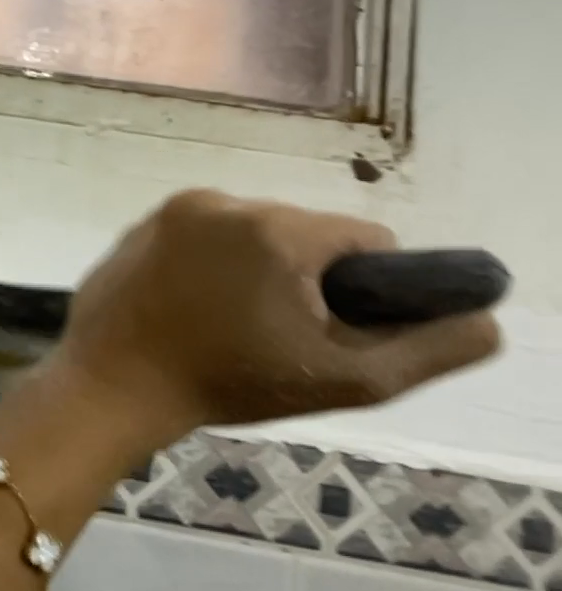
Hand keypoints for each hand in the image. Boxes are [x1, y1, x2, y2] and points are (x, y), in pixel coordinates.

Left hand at [51, 189, 501, 439]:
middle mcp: (216, 203)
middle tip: (271, 332)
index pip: (364, 240)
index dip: (364, 288)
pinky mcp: (129, 233)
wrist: (110, 388)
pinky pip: (194, 241)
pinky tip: (189, 309)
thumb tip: (479, 314)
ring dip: (252, 271)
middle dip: (303, 278)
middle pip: (301, 235)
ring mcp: (163, 215)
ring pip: (247, 236)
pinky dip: (203, 267)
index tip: (327, 327)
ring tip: (227, 323)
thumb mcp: (350, 378)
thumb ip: (434, 345)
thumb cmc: (227, 383)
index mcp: (272, 227)